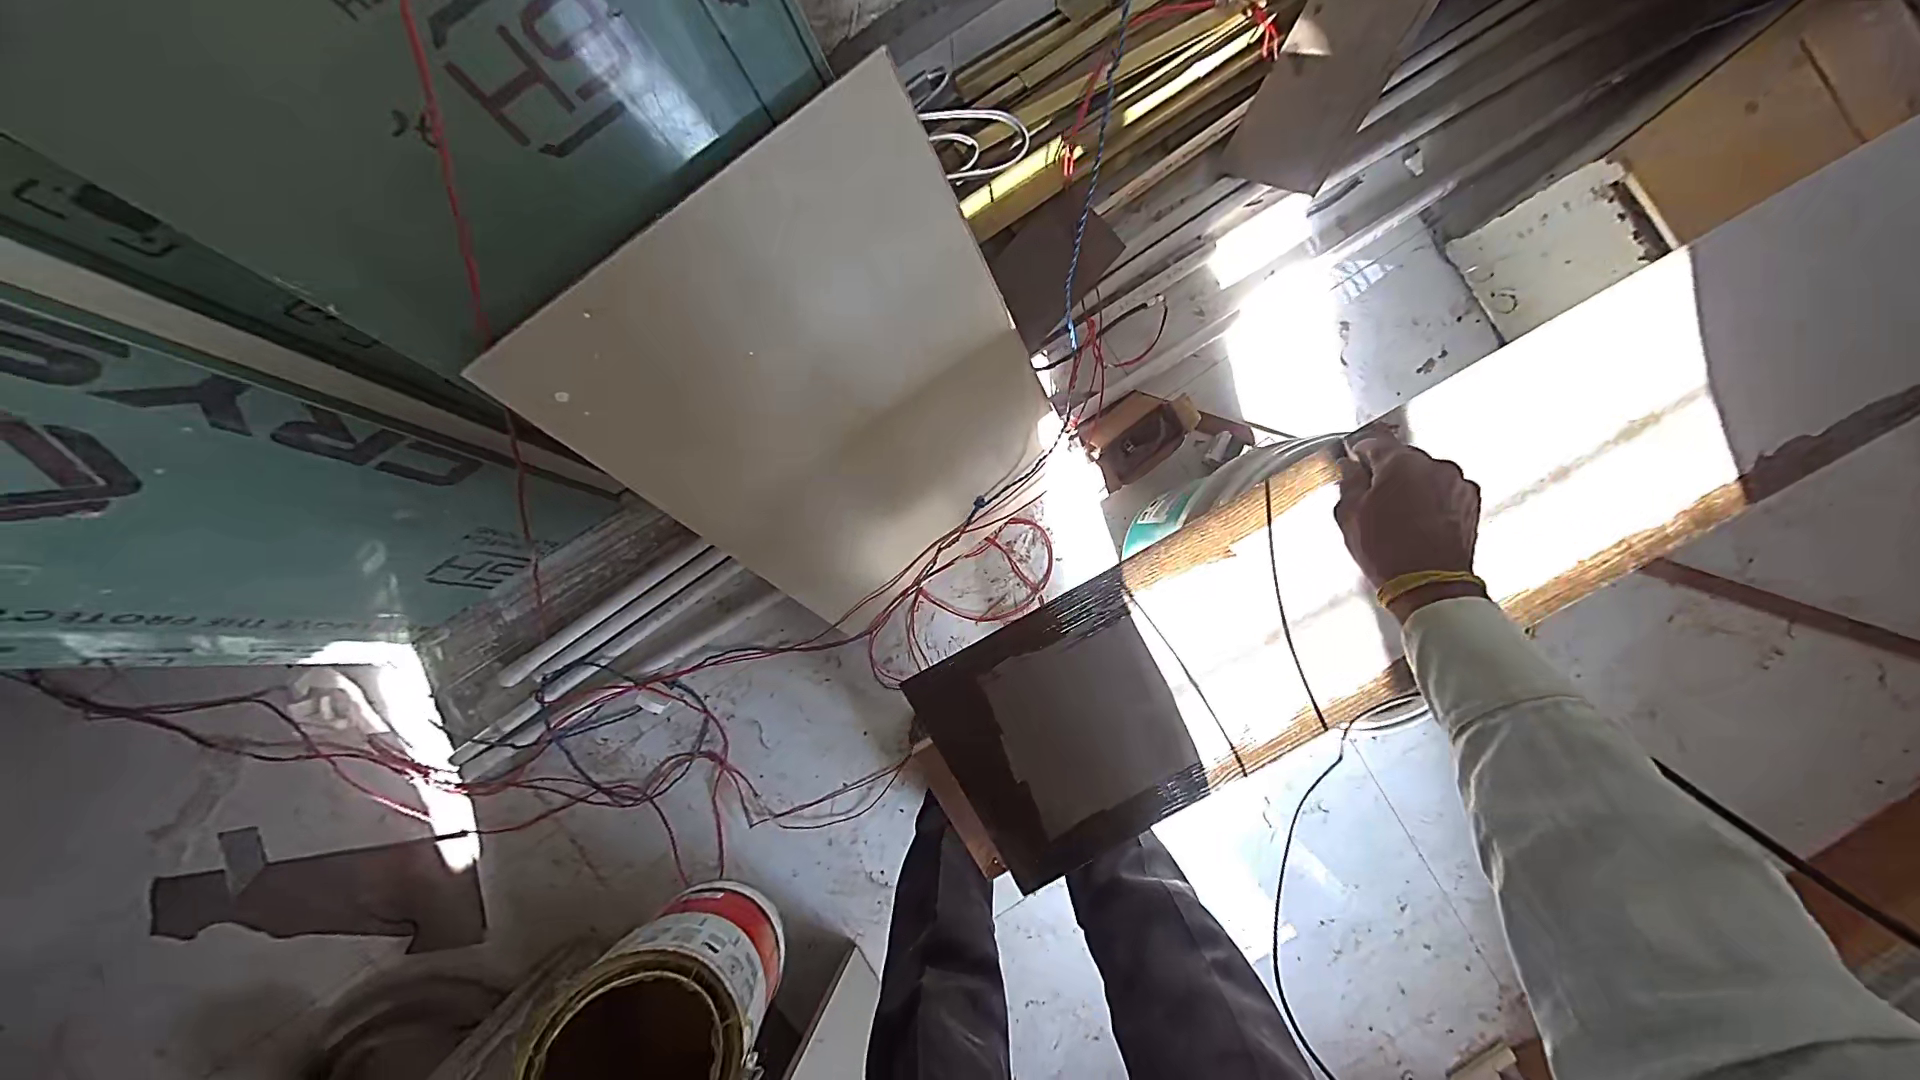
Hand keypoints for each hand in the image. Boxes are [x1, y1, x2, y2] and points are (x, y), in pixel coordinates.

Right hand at [1333, 428, 1484, 620]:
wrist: (1428, 583)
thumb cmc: (1389, 550)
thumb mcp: (1350, 514)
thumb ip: (1348, 482)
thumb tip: (1349, 468)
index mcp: (1401, 463)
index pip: (1374, 442)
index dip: (1357, 450)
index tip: (1351, 456)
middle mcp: (1434, 466)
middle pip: (1401, 458)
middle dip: (1384, 472)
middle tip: (1367, 495)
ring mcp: (1456, 483)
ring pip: (1423, 474)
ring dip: (1408, 486)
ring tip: (1392, 514)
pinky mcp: (1469, 502)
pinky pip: (1441, 491)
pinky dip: (1428, 500)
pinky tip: (1412, 521)